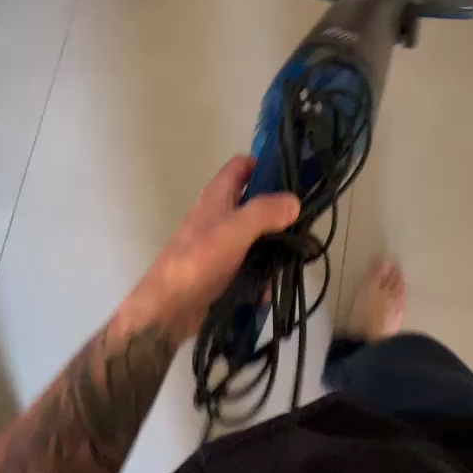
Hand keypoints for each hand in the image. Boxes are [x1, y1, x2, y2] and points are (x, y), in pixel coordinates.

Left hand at [117, 157, 300, 343]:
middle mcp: (222, 214)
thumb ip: (265, 212)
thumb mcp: (235, 229)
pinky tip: (265, 294)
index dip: (265, 165)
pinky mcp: (226, 271)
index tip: (292, 180)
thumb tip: (295, 201)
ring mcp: (224, 243)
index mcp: (219, 194)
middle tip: (303, 230)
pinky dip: (261, 279)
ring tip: (289, 267)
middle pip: (258, 204)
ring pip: (260, 239)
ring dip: (274, 254)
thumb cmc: (199, 259)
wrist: (169, 307)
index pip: (243, 165)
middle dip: (280, 218)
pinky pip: (253, 268)